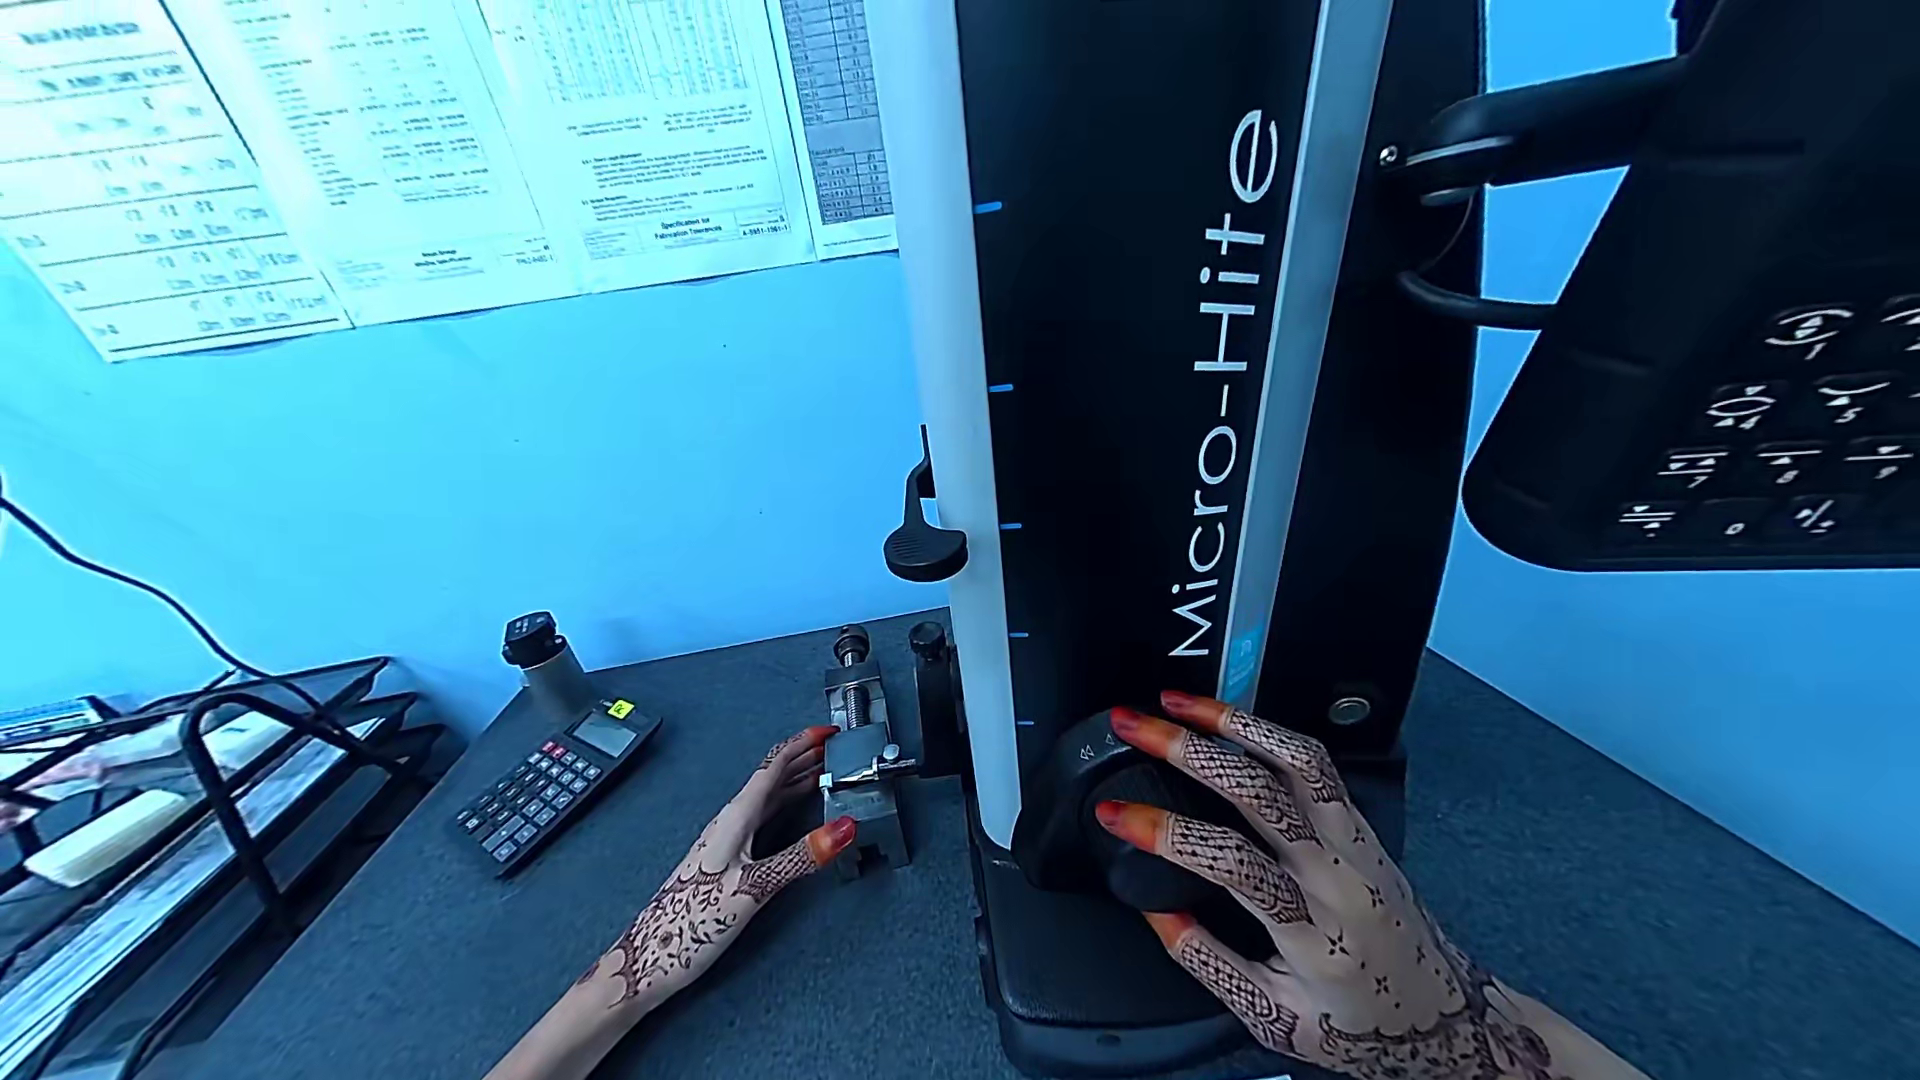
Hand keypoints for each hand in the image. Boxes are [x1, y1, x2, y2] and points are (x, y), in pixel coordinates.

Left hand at [485, 726, 856, 1079]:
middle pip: (773, 774)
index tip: (829, 731)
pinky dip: (787, 800)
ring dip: (797, 776)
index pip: (775, 764)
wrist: (644, 964)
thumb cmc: (691, 924)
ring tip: (824, 769)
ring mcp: (728, 836)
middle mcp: (731, 819)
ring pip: (769, 793)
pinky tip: (795, 807)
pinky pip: (764, 813)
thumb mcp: (754, 888)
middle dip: (805, 755)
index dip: (803, 743)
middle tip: (835, 747)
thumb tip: (845, 827)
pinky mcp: (727, 855)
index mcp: (736, 816)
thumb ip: (801, 856)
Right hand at [1098, 692, 1647, 1079]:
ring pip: (1295, 759)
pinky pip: (1311, 761)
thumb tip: (1155, 907)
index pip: (1232, 863)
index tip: (1116, 815)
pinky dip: (1262, 729)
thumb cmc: (1360, 1026)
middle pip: (1259, 792)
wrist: (1452, 1022)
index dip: (1166, 832)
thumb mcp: (1275, 1019)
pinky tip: (1226, 718)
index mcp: (1314, 933)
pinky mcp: (1357, 822)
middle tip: (1133, 726)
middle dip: (1185, 750)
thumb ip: (1208, 962)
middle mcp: (1337, 875)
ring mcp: (1352, 840)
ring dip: (1230, 721)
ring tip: (1178, 701)